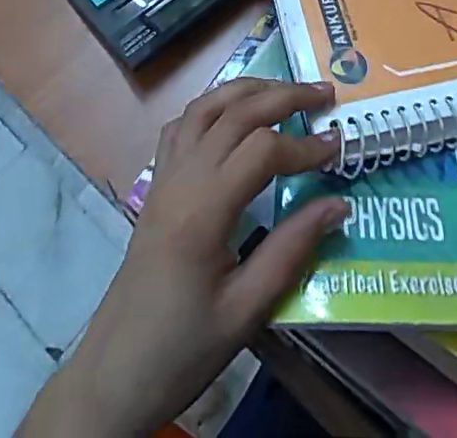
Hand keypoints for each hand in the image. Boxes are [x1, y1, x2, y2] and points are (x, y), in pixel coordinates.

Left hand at [19, 79, 348, 436]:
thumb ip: (292, 251)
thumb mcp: (247, 310)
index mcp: (204, 209)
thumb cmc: (184, 346)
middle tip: (323, 92)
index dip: (305, 145)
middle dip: (282, 96)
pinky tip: (232, 116)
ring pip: (203, 109)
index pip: (261, 150)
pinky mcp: (156, 185)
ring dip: (245, 91)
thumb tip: (338, 204)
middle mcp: (180, 178)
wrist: (117, 367)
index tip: (339, 146)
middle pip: (233, 113)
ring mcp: (163, 176)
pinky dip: (211, 107)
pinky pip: (181, 127)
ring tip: (282, 89)